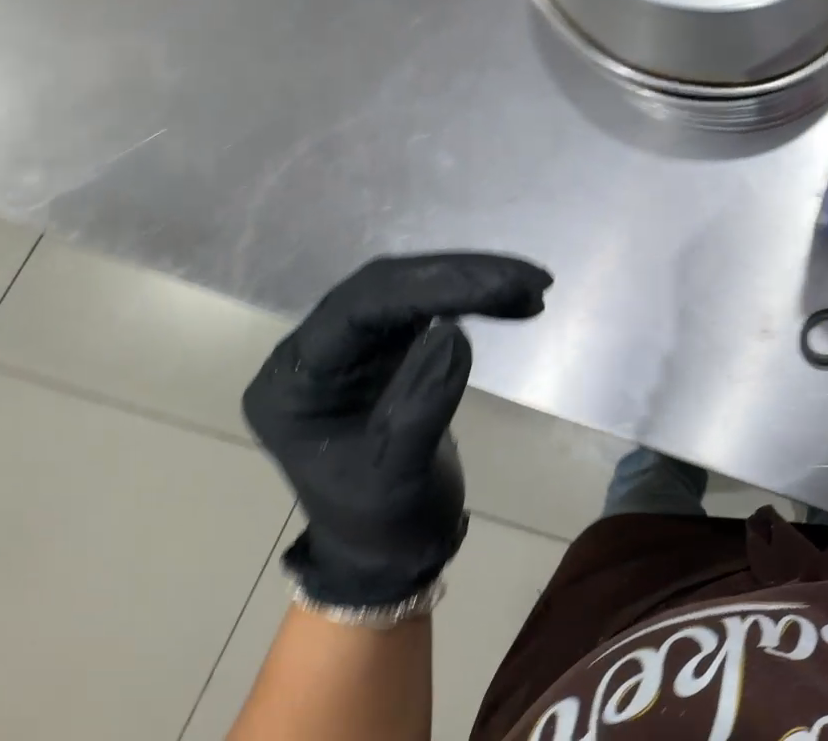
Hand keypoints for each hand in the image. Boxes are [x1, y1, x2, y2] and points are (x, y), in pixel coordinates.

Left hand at [243, 254, 552, 606]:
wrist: (387, 551)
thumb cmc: (380, 523)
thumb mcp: (396, 475)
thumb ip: (420, 404)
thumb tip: (455, 332)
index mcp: (295, 383)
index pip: (358, 311)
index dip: (431, 288)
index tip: (501, 286)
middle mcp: (315, 355)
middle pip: (384, 288)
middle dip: (460, 276)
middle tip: (531, 281)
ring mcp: (352, 352)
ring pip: (409, 290)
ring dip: (473, 283)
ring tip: (533, 289)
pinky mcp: (388, 353)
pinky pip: (429, 308)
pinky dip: (475, 302)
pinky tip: (514, 305)